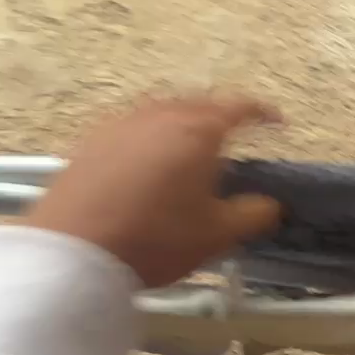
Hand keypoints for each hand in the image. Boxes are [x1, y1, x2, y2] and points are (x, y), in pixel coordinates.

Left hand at [26, 95, 283, 287]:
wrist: (75, 251)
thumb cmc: (158, 238)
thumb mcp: (221, 233)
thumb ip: (255, 213)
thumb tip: (271, 203)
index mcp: (195, 132)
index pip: (237, 108)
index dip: (262, 113)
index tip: (278, 122)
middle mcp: (157, 117)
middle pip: (197, 103)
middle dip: (221, 114)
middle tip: (239, 133)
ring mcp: (118, 125)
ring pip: (162, 112)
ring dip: (185, 122)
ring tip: (197, 144)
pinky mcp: (90, 142)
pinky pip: (134, 126)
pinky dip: (155, 134)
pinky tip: (155, 158)